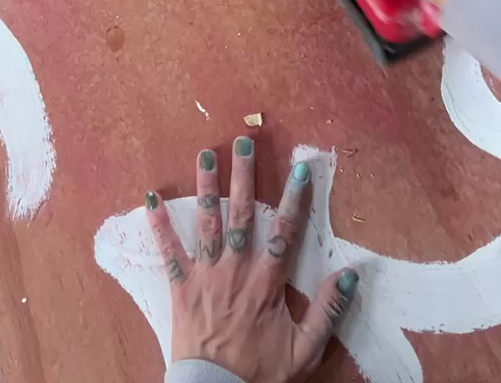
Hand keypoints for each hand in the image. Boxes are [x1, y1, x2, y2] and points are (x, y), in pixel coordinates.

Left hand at [147, 136, 355, 382]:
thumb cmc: (260, 375)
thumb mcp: (304, 352)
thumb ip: (327, 312)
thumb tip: (350, 275)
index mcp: (266, 283)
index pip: (285, 232)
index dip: (294, 199)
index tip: (301, 167)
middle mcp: (235, 270)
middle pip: (241, 215)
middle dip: (243, 176)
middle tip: (243, 141)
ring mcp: (205, 276)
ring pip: (206, 223)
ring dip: (205, 187)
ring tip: (206, 154)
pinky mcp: (180, 287)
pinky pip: (168, 253)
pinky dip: (159, 225)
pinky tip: (150, 197)